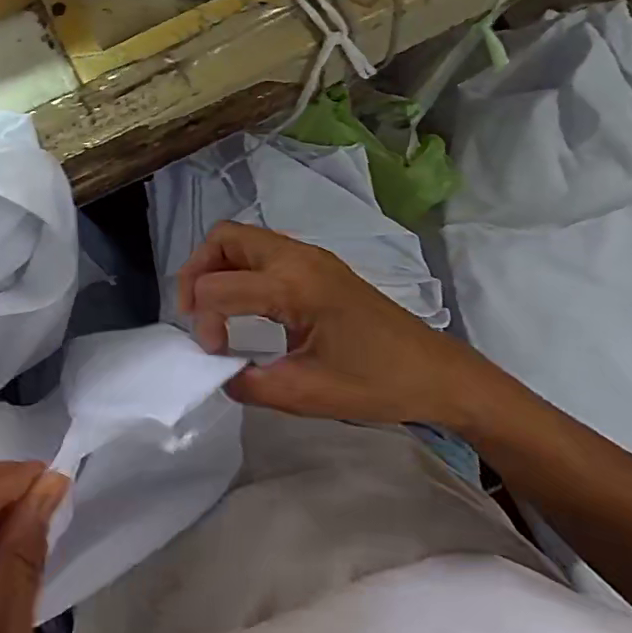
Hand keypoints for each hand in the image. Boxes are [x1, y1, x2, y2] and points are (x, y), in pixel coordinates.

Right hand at [177, 221, 506, 427]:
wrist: (439, 375)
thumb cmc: (377, 384)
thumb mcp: (305, 394)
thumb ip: (249, 383)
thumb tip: (220, 373)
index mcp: (295, 285)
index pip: (218, 288)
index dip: (203, 323)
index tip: (217, 355)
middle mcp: (299, 258)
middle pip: (223, 238)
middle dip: (195, 272)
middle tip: (193, 314)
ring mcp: (311, 257)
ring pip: (241, 239)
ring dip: (216, 267)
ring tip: (212, 310)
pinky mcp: (319, 266)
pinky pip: (262, 251)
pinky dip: (238, 269)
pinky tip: (244, 305)